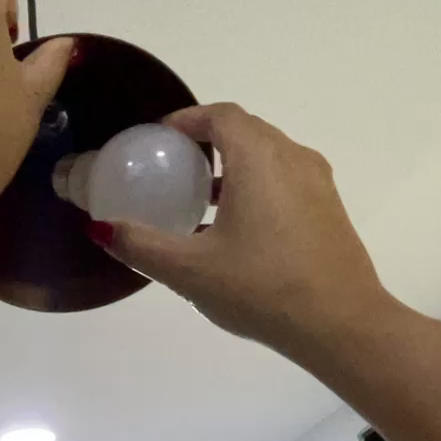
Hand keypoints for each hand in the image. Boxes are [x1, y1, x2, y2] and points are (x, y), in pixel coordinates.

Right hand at [99, 103, 397, 353]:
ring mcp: (316, 184)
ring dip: (231, 167)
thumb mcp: (189, 271)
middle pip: (246, 131)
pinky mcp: (327, 210)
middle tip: (173, 167)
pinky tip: (234, 230)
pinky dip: (254, 187)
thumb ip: (140, 246)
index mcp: (259, 159)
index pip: (221, 116)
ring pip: (268, 157)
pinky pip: (284, 181)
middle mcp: (293, 158)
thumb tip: (100, 229)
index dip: (187, 119)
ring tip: (198, 201)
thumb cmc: (261, 289)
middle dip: (207, 140)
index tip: (159, 138)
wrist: (339, 324)